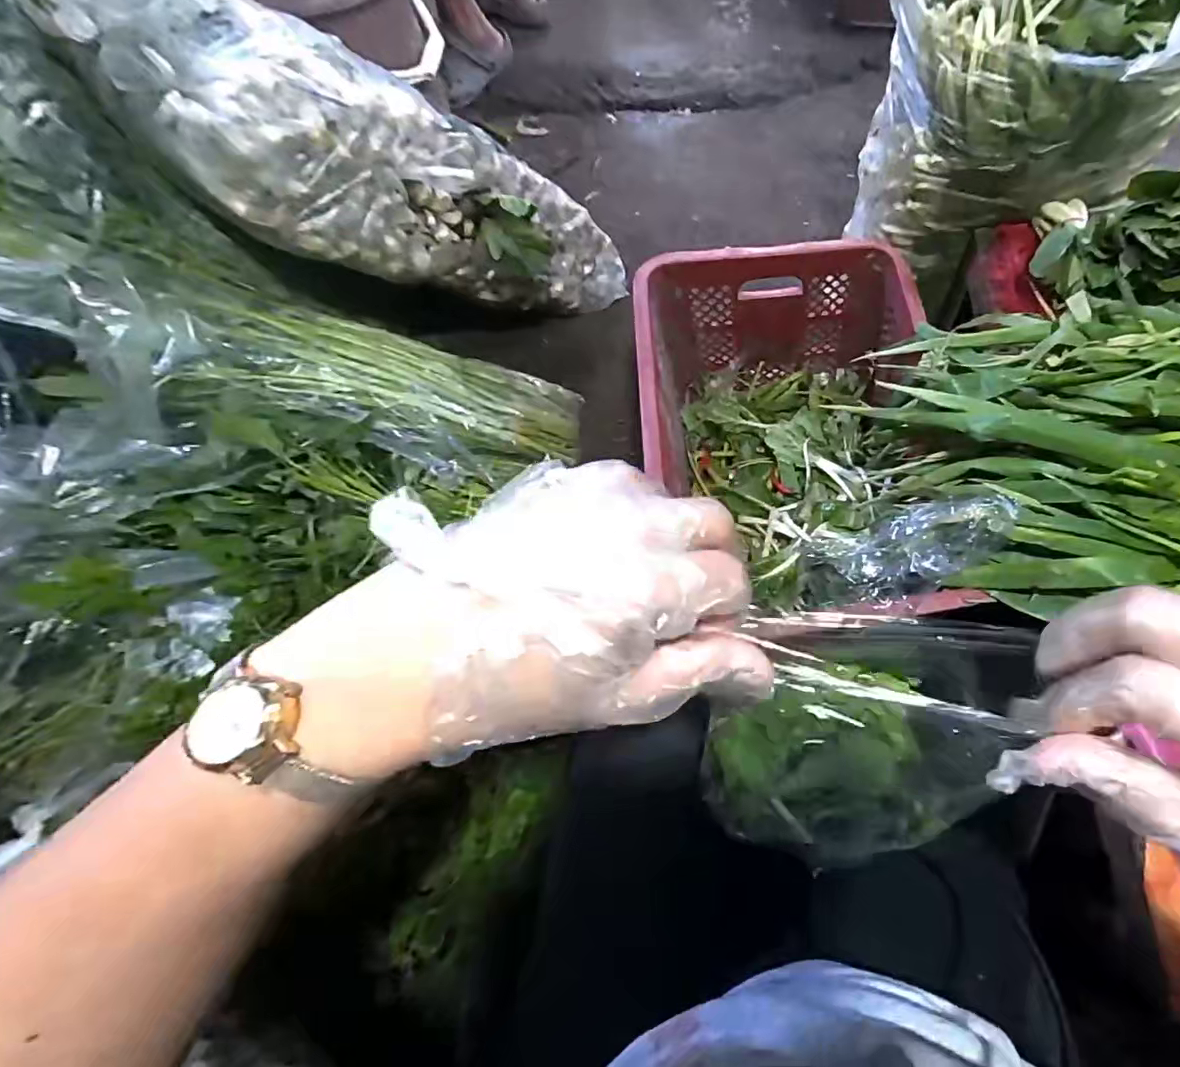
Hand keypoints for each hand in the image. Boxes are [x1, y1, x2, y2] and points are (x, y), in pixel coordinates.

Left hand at [251, 461, 772, 780]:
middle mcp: (638, 524)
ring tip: (636, 579)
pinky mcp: (566, 482)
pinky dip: (637, 517)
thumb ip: (703, 672)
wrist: (413, 651)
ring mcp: (600, 494)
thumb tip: (766, 670)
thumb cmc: (525, 687)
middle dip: (715, 564)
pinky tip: (601, 553)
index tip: (697, 640)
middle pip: (717, 525)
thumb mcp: (624, 698)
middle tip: (678, 607)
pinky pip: (630, 487)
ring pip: (675, 502)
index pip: (733, 581)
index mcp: (656, 583)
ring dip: (676, 538)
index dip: (727, 615)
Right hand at [988, 587, 1179, 956]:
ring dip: (1090, 629)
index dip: (1073, 701)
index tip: (1042, 734)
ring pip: (1152, 600)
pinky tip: (1108, 676)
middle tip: (1043, 683)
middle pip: (1143, 609)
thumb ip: (1119, 785)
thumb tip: (1033, 755)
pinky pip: (1169, 614)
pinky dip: (1118, 634)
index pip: (1140, 684)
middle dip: (1071, 636)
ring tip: (1066, 678)